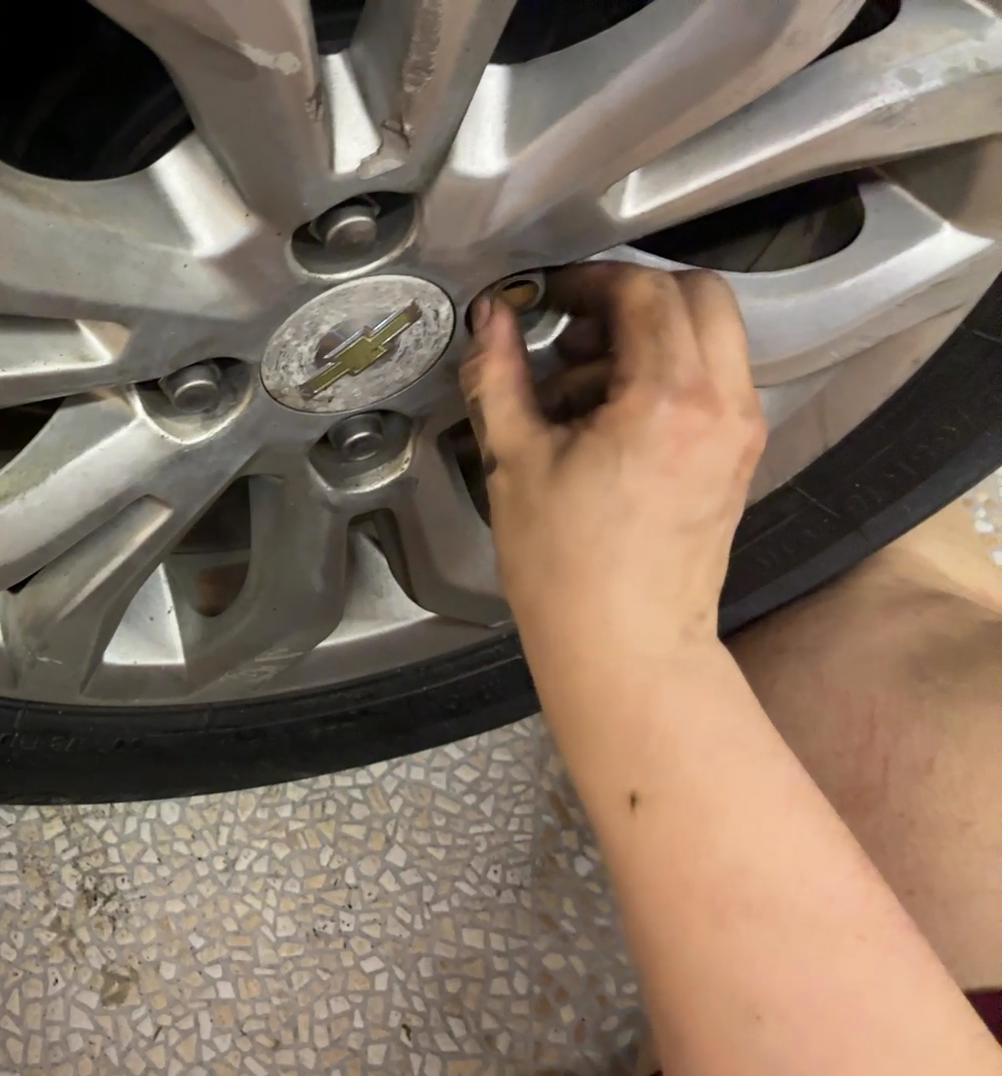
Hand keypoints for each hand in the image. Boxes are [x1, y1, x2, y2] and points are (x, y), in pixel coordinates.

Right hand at [459, 263, 766, 655]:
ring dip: (645, 338)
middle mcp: (724, 401)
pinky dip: (661, 373)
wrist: (621, 636)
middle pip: (698, 298)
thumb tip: (491, 318)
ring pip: (711, 336)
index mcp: (667, 399)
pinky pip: (711, 379)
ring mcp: (741, 427)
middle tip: (566, 334)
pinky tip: (603, 419)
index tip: (546, 296)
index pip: (646, 296)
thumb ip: (500, 377)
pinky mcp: (737, 452)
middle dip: (628, 300)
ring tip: (574, 388)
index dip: (591, 281)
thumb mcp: (514, 459)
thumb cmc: (559, 556)